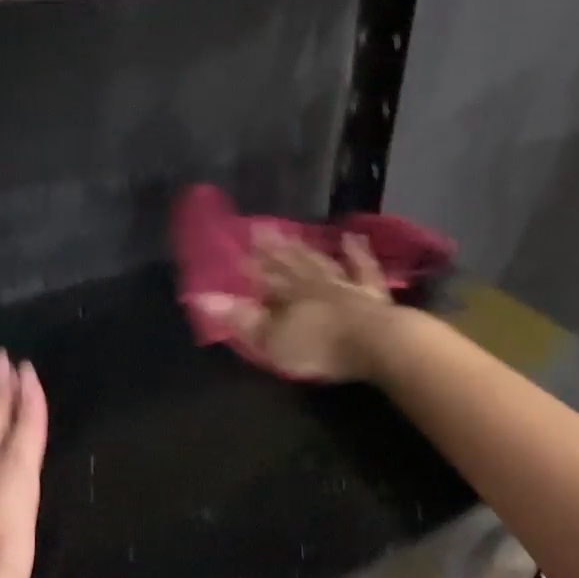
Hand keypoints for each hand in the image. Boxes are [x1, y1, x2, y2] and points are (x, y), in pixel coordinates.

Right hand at [199, 229, 398, 381]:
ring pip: (321, 261)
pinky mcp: (373, 295)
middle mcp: (314, 283)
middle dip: (273, 250)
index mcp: (288, 296)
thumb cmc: (319, 347)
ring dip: (306, 248)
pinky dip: (357, 252)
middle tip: (260, 230)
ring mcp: (346, 285)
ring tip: (294, 232)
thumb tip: (203, 299)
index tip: (234, 251)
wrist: (376, 344)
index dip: (249, 267)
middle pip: (291, 263)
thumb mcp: (272, 340)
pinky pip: (363, 268)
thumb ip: (240, 320)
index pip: (264, 278)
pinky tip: (353, 238)